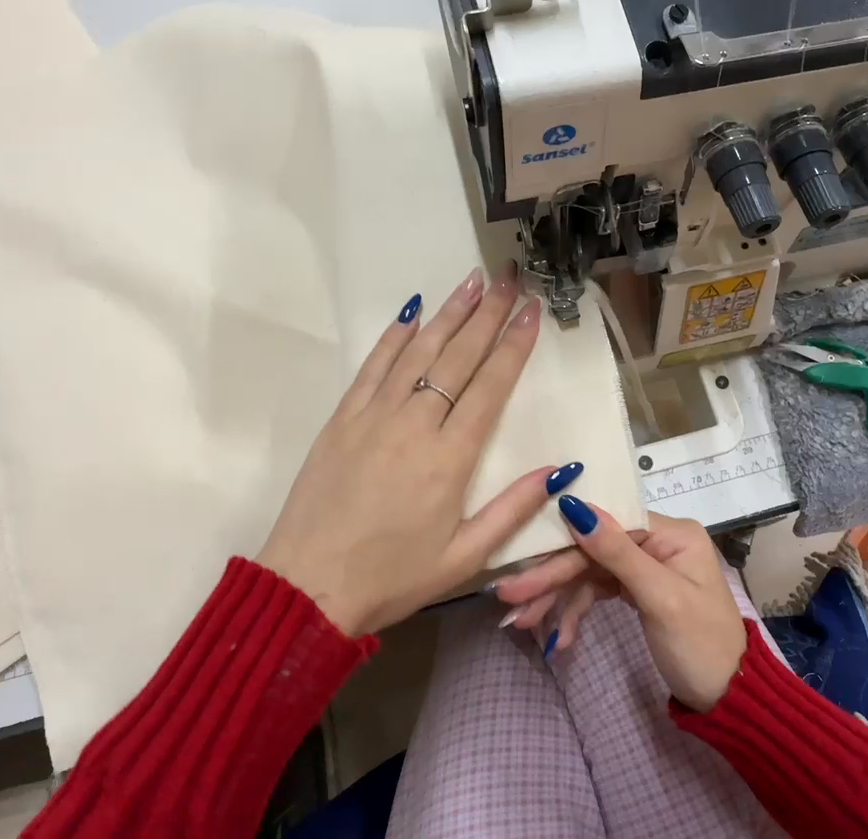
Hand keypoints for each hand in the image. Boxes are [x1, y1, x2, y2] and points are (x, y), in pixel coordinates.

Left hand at [258, 263, 565, 635]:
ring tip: (471, 281)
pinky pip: (372, 367)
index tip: (531, 310)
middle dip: (487, 314)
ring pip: (418, 353)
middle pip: (458, 358)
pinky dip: (394, 337)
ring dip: (448, 314)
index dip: (514, 345)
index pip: (490, 386)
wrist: (306, 588)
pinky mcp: (341, 419)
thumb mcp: (465, 558)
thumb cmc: (392, 578)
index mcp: (450, 459)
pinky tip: (412, 312)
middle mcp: (414, 426)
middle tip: (508, 277)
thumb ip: (513, 509)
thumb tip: (561, 469)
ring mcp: (373, 417)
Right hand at [500, 506, 746, 712]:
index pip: (605, 528)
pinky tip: (559, 638)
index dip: (563, 547)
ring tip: (524, 625)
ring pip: (589, 572)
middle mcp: (657, 541)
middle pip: (593, 550)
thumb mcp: (661, 599)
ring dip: (557, 598)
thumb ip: (617, 553)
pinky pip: (597, 591)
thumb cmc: (701, 646)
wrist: (729, 699)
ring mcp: (646, 566)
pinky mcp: (637, 589)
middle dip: (552, 577)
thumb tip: (576, 506)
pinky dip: (576, 611)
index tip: (522, 566)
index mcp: (671, 532)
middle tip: (509, 601)